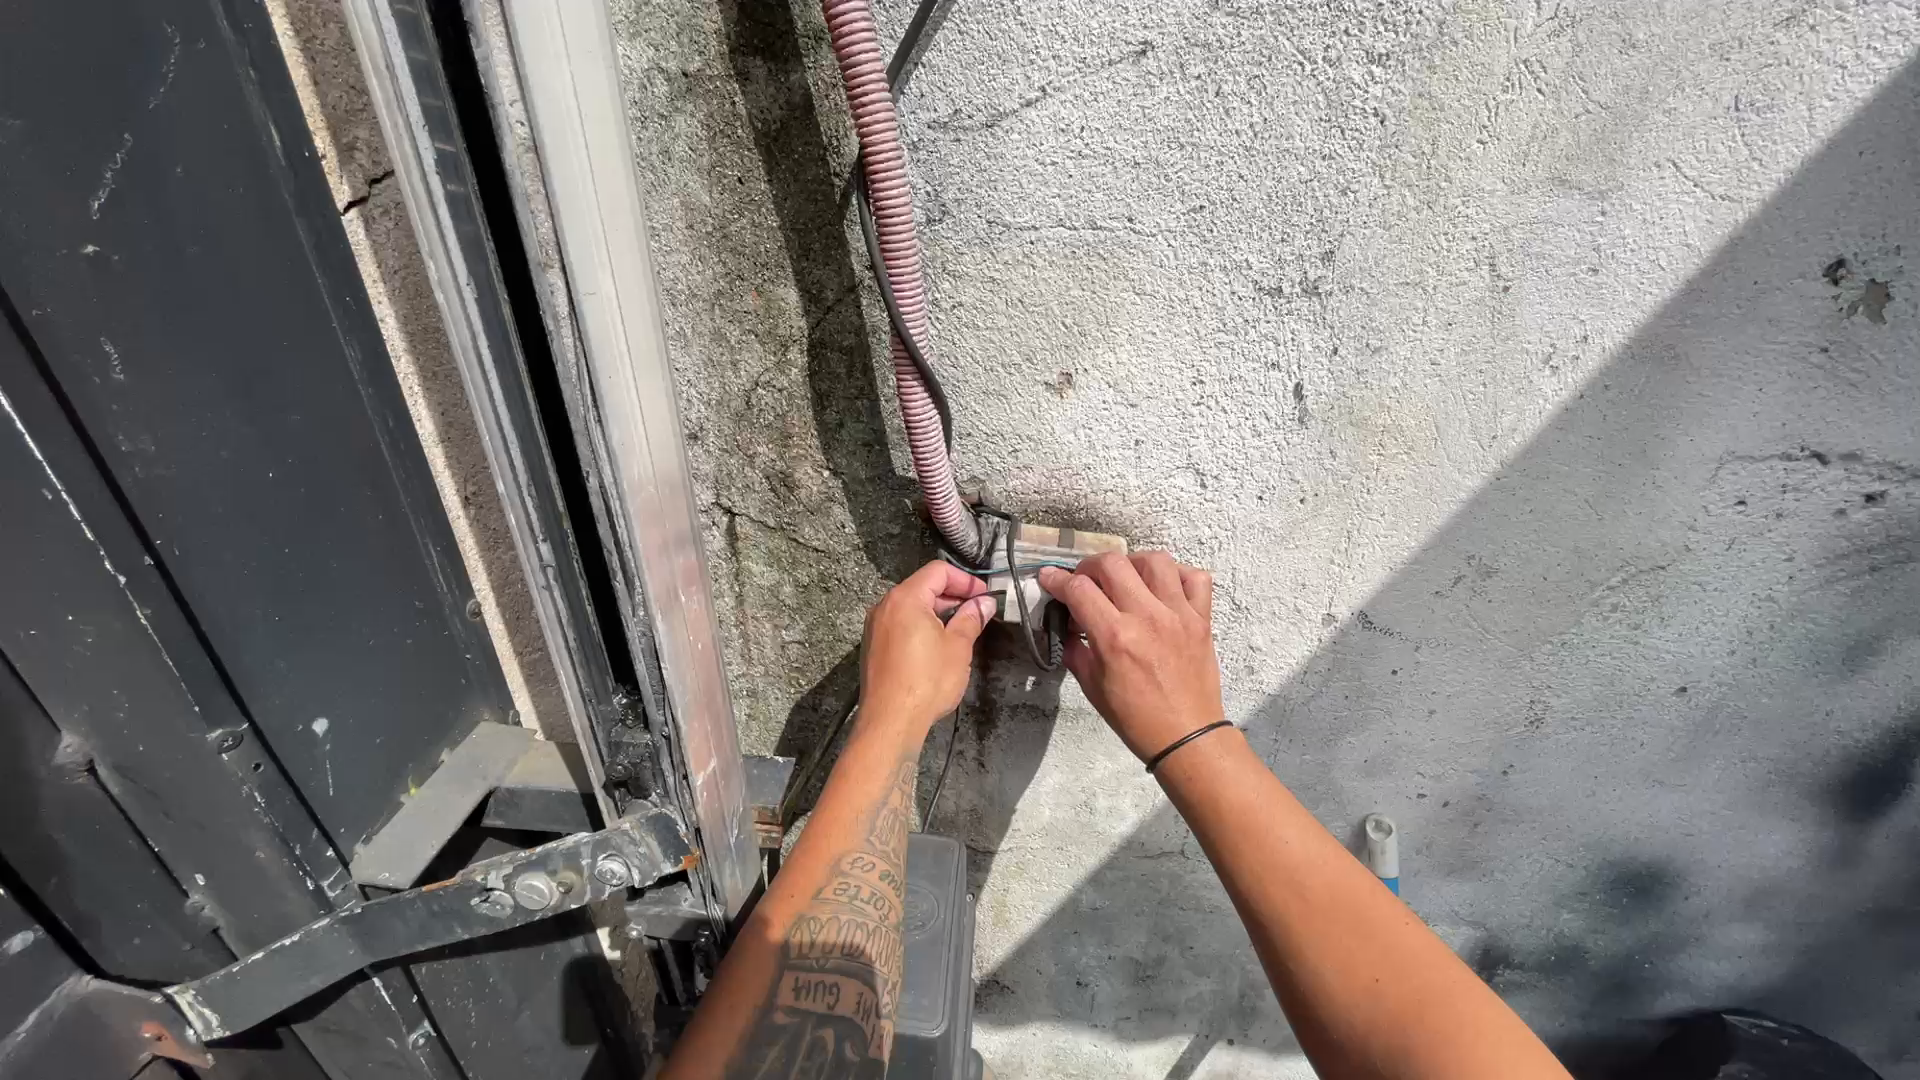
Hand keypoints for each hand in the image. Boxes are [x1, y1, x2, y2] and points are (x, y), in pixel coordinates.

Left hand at [859, 560, 996, 733]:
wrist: (890, 722)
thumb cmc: (926, 682)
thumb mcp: (957, 647)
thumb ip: (971, 619)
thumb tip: (984, 604)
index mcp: (905, 598)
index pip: (938, 571)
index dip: (965, 580)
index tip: (984, 596)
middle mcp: (885, 606)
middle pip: (923, 586)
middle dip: (953, 595)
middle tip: (978, 612)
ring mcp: (875, 626)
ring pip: (911, 606)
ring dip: (938, 611)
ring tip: (961, 629)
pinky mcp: (873, 646)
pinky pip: (900, 624)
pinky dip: (921, 625)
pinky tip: (938, 644)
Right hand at [1038, 551, 1222, 762]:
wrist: (1186, 737)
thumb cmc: (1135, 718)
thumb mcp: (1092, 686)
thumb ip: (1075, 649)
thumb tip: (1067, 623)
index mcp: (1115, 637)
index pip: (1079, 589)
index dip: (1057, 579)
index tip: (1049, 577)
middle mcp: (1147, 617)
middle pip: (1112, 563)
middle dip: (1089, 566)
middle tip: (1085, 582)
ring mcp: (1178, 614)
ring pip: (1155, 560)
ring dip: (1132, 563)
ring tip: (1125, 580)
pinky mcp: (1202, 619)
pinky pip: (1195, 577)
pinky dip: (1177, 575)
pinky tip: (1163, 588)